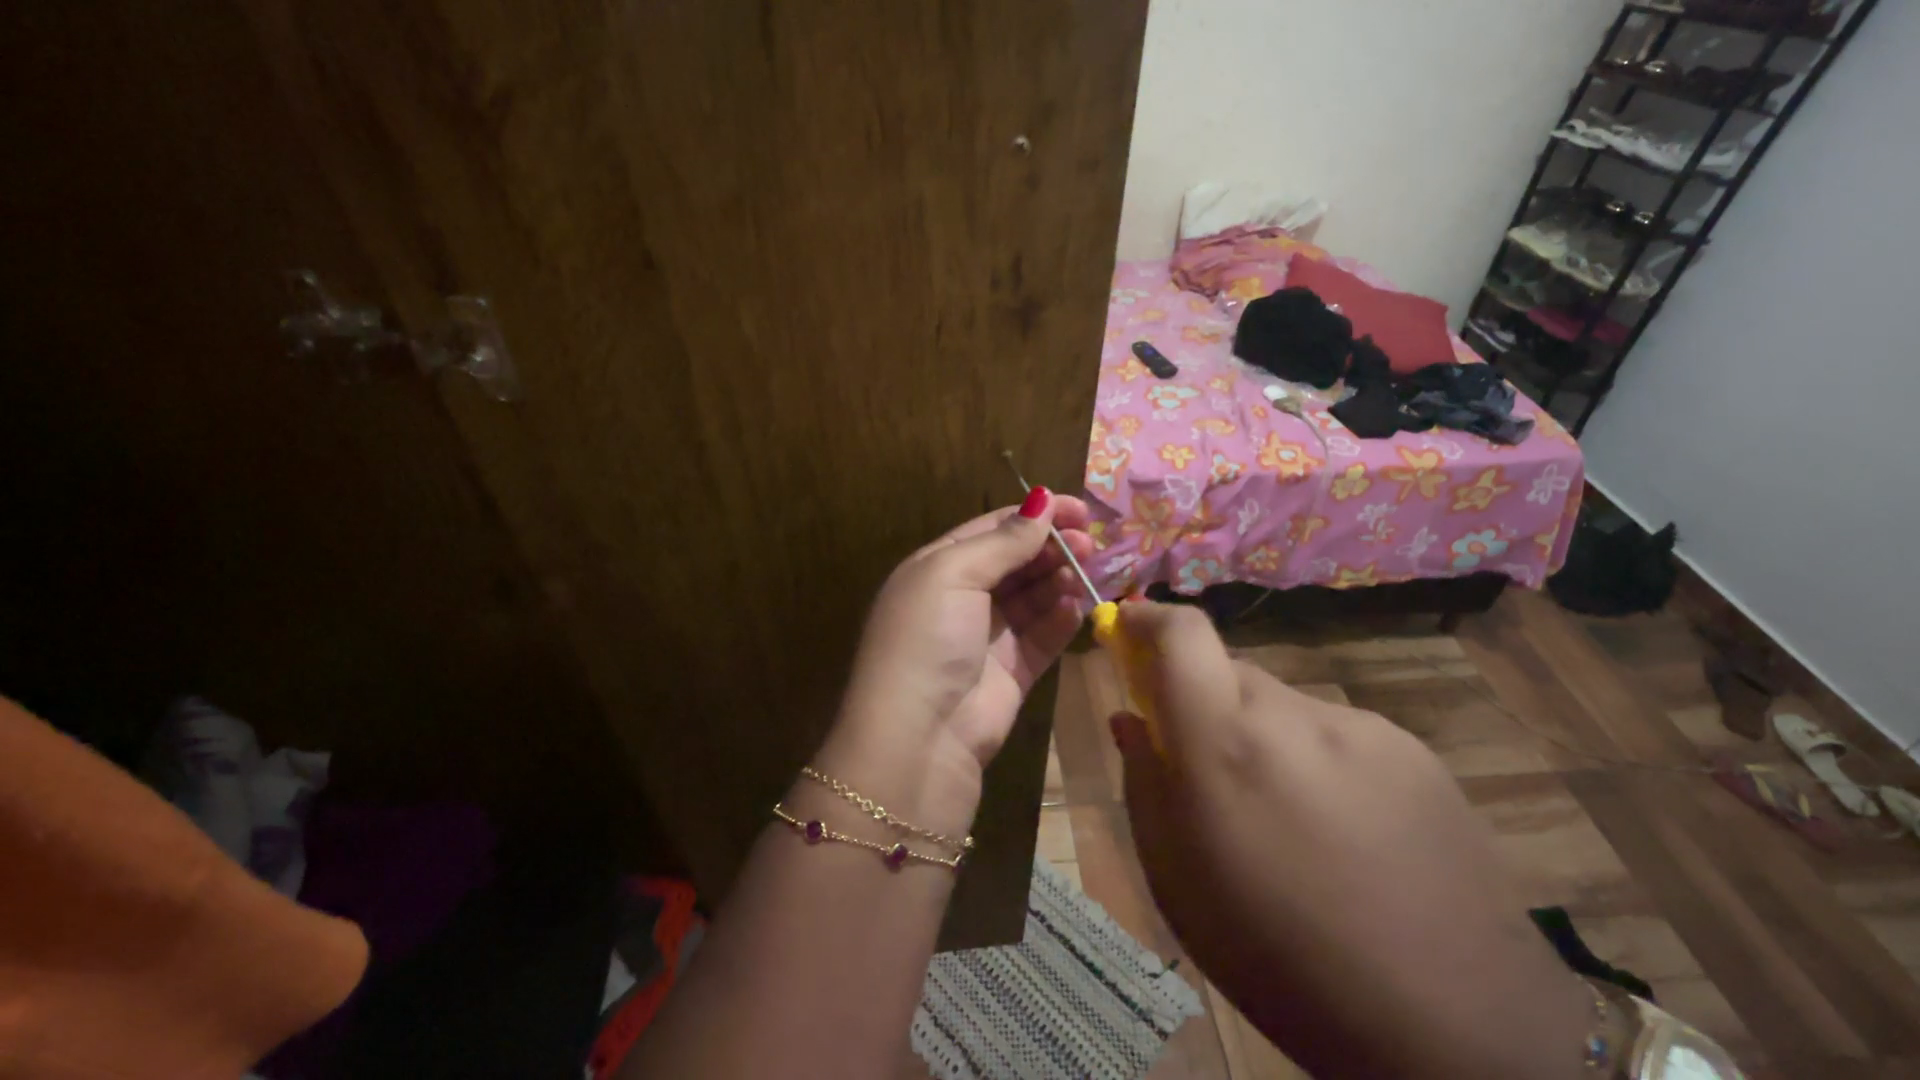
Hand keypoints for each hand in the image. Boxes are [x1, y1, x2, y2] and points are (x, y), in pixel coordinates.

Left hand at [822, 488, 1091, 834]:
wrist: (919, 736)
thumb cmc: (927, 639)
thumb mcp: (954, 575)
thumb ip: (1003, 541)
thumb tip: (1044, 500)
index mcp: (937, 568)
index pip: (991, 529)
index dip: (1033, 516)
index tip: (1079, 510)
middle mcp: (961, 599)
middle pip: (1016, 562)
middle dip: (1052, 547)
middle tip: (1089, 543)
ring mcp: (987, 638)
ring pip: (1033, 597)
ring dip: (1060, 579)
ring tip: (1086, 570)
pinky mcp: (1012, 673)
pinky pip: (1043, 637)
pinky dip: (1061, 619)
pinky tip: (1077, 606)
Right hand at [1110, 602, 1593, 1079]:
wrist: (1453, 1021)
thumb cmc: (1280, 961)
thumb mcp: (1178, 880)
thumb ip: (1146, 782)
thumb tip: (1132, 719)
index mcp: (1226, 744)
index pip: (1181, 633)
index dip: (1147, 618)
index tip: (1126, 631)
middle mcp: (1295, 714)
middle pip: (1232, 673)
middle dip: (1206, 703)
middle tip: (1208, 775)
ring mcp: (1364, 728)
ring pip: (1286, 708)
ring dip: (1265, 740)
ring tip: (1288, 828)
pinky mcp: (1416, 753)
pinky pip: (1340, 737)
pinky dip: (1318, 764)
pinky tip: (1345, 838)